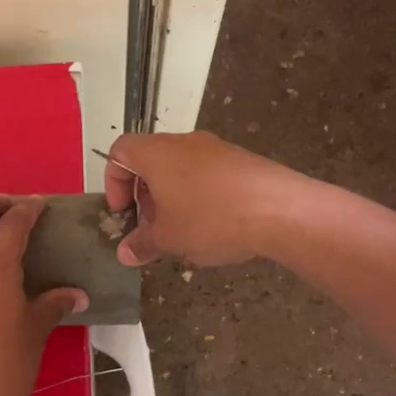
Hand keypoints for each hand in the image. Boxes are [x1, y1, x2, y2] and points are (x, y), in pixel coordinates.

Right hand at [103, 132, 294, 265]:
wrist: (282, 210)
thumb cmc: (211, 219)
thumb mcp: (169, 238)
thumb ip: (142, 243)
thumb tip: (125, 253)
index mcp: (157, 153)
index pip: (120, 151)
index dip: (113, 181)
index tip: (122, 212)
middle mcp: (184, 143)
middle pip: (150, 160)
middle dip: (144, 194)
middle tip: (151, 226)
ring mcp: (216, 149)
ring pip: (180, 168)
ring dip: (172, 197)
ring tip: (183, 230)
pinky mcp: (242, 161)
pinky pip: (208, 174)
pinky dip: (199, 195)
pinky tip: (214, 225)